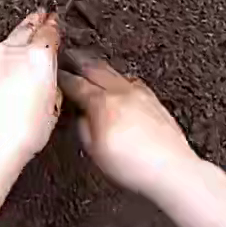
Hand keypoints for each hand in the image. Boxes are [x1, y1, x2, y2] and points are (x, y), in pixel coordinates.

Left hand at [0, 11, 62, 177]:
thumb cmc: (19, 133)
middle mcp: (12, 52)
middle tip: (41, 15)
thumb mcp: (53, 110)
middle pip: (25, 27)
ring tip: (21, 42)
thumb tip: (49, 85)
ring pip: (5, 43)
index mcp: (38, 57)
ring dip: (15, 41)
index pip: (49, 31)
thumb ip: (52, 88)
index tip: (55, 21)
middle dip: (35, 20)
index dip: (54, 25)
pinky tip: (1, 74)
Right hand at [58, 52, 200, 198]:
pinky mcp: (154, 101)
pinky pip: (131, 81)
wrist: (171, 170)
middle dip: (78, 61)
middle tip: (68, 56)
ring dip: (98, 66)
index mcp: (103, 103)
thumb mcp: (95, 151)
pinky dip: (118, 77)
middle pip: (95, 69)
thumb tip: (80, 115)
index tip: (54, 74)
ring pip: (114, 72)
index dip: (62, 78)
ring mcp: (140, 94)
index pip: (76, 84)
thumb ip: (83, 127)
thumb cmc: (134, 166)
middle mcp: (122, 93)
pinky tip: (119, 82)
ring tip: (89, 64)